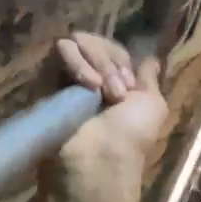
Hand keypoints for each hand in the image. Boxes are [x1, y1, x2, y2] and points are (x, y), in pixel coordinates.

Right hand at [54, 33, 167, 174]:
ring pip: (77, 44)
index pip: (112, 49)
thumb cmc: (131, 135)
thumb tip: (151, 59)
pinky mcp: (47, 79)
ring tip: (97, 87)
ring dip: (94, 61)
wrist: (100, 158)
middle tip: (115, 91)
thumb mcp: (153, 105)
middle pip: (94, 43)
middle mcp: (88, 77)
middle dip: (108, 61)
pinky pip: (62, 52)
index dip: (120, 60)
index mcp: (112, 82)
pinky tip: (86, 84)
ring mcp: (66, 78)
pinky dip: (77, 62)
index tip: (129, 85)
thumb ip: (148, 78)